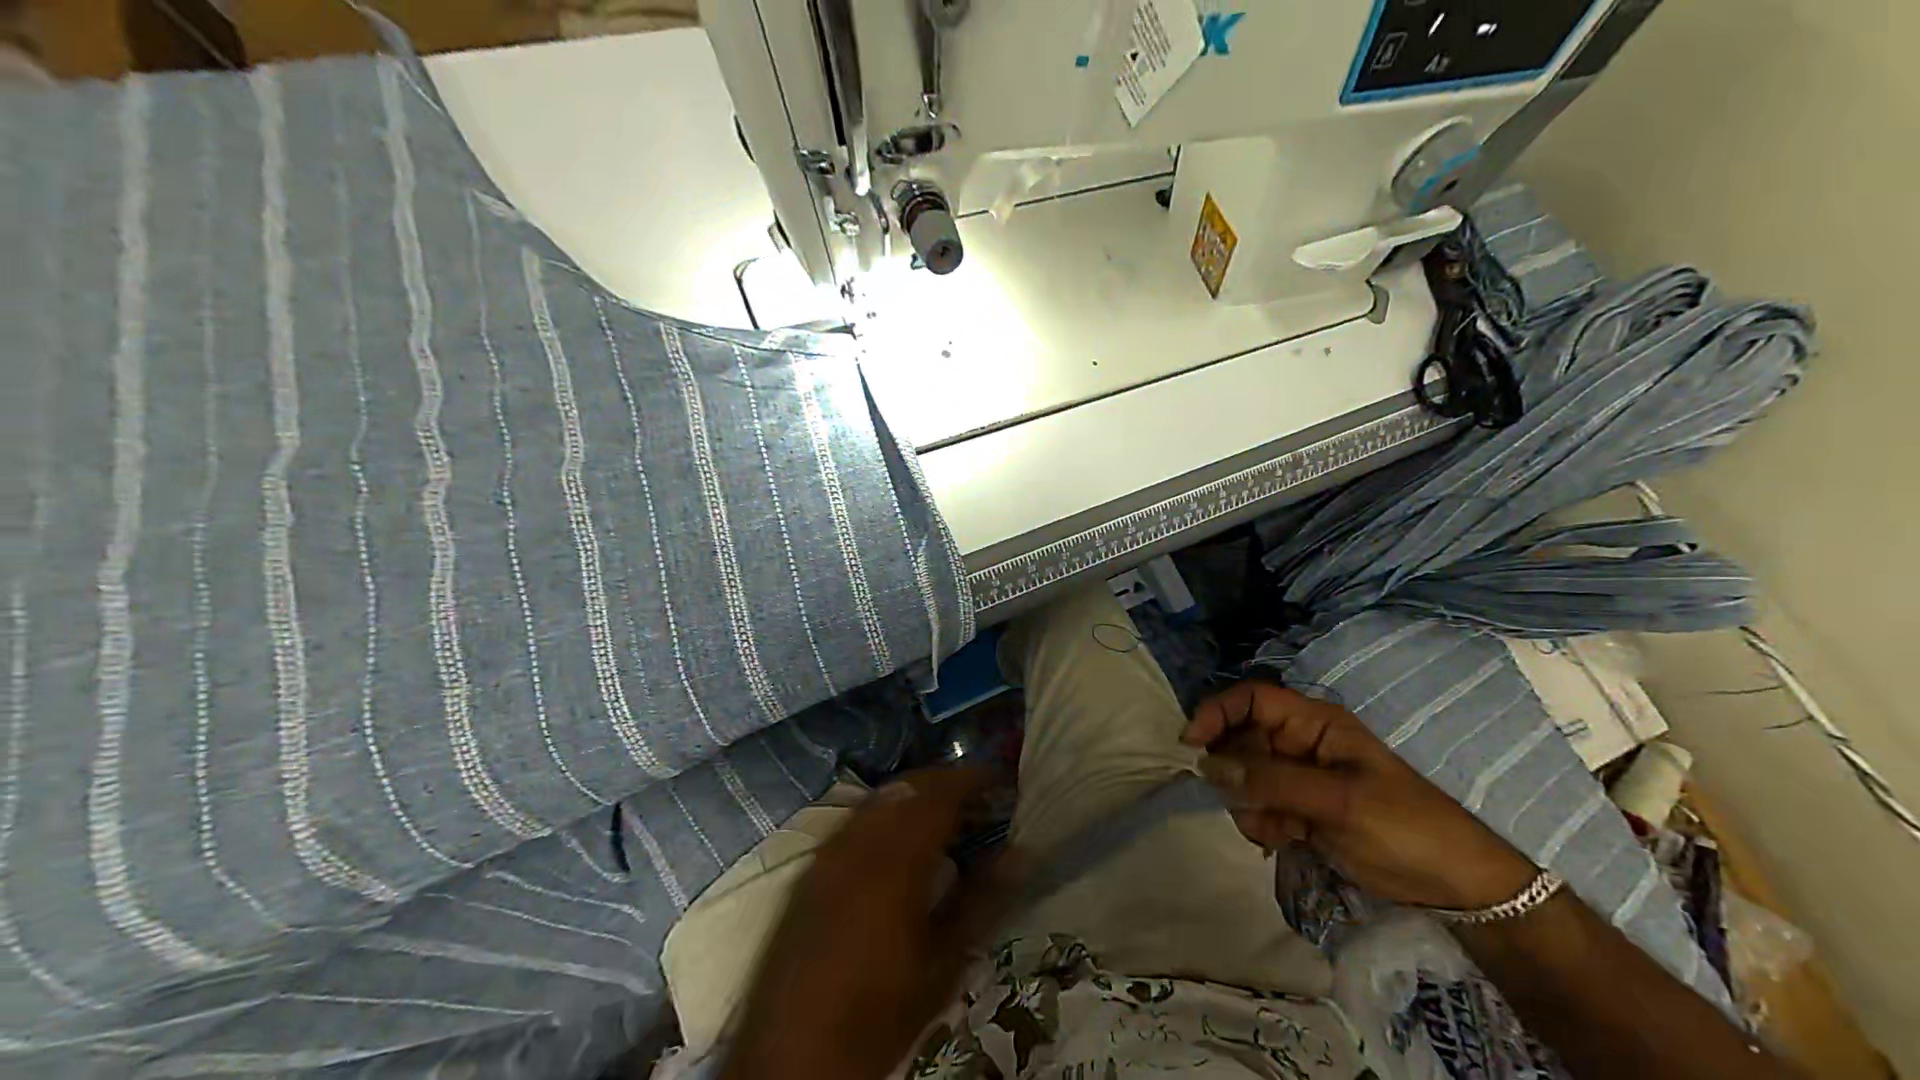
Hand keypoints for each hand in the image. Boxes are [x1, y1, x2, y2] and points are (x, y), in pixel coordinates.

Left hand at [722, 768, 1015, 1079]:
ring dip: (916, 796)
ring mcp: (829, 851)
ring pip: (880, 799)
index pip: (940, 795)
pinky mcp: (812, 868)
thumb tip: (1021, 853)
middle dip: (947, 783)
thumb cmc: (880, 1011)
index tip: (1002, 781)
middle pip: (908, 787)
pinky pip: (856, 819)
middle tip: (981, 800)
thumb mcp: (943, 965)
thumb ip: (983, 900)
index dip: (973, 780)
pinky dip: (887, 813)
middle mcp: (858, 842)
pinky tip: (901, 842)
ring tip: (947, 817)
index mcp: (895, 861)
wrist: (794, 1052)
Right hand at [1183, 680, 1537, 910]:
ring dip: (1248, 805)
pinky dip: (1260, 823)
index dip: (1218, 712)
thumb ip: (1270, 780)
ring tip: (1278, 831)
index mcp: (1315, 723)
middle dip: (1235, 774)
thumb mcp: (1337, 801)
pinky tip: (1283, 841)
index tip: (1191, 744)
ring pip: (1243, 777)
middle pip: (1239, 740)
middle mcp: (1300, 743)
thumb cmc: (1404, 826)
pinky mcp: (1299, 809)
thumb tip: (1207, 765)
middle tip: (1250, 806)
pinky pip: (1257, 805)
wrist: (1455, 886)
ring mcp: (1298, 777)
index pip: (1252, 699)